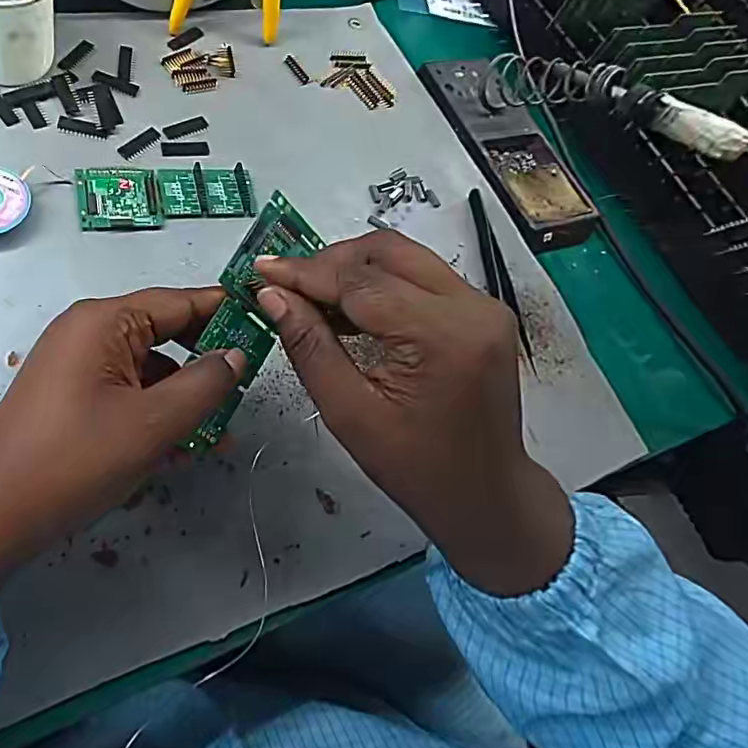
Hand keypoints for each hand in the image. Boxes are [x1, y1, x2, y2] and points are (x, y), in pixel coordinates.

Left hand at [0, 288, 242, 652]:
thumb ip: (205, 384)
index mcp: (105, 321)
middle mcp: (89, 333)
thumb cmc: (78, 457)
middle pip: (164, 335)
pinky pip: (126, 395)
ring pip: (148, 371)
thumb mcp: (154, 422)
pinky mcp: (72, 399)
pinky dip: (155, 415)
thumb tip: (236, 357)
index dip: (225, 312)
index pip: (179, 302)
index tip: (264, 323)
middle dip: (207, 362)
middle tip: (248, 383)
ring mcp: (78, 367)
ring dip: (184, 398)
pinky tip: (183, 450)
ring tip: (222, 432)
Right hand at [253, 230, 570, 595]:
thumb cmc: (416, 468)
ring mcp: (482, 306)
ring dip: (352, 268)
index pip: (362, 282)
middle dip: (329, 262)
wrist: (486, 494)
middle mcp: (472, 308)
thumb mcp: (349, 413)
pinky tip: (347, 307)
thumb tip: (272, 295)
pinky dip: (377, 282)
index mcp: (443, 338)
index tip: (262, 270)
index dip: (306, 272)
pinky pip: (419, 276)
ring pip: (404, 257)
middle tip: (285, 285)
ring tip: (309, 295)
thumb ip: (310, 347)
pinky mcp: (480, 311)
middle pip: (387, 253)